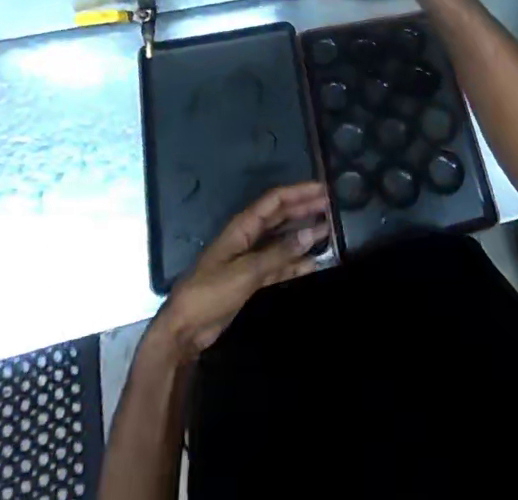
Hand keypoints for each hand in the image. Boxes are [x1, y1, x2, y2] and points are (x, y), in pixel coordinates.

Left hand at [150, 182, 329, 358]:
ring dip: (304, 236)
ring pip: (283, 240)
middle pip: (281, 217)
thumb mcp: (247, 271)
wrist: (185, 329)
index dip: (299, 192)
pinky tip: (314, 263)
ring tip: (330, 232)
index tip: (324, 189)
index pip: (274, 201)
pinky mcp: (253, 279)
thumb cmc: (210, 292)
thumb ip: (280, 253)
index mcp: (242, 227)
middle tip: (333, 207)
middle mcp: (248, 237)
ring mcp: (251, 258)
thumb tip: (311, 232)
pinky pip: (280, 264)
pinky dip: (296, 263)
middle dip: (305, 209)